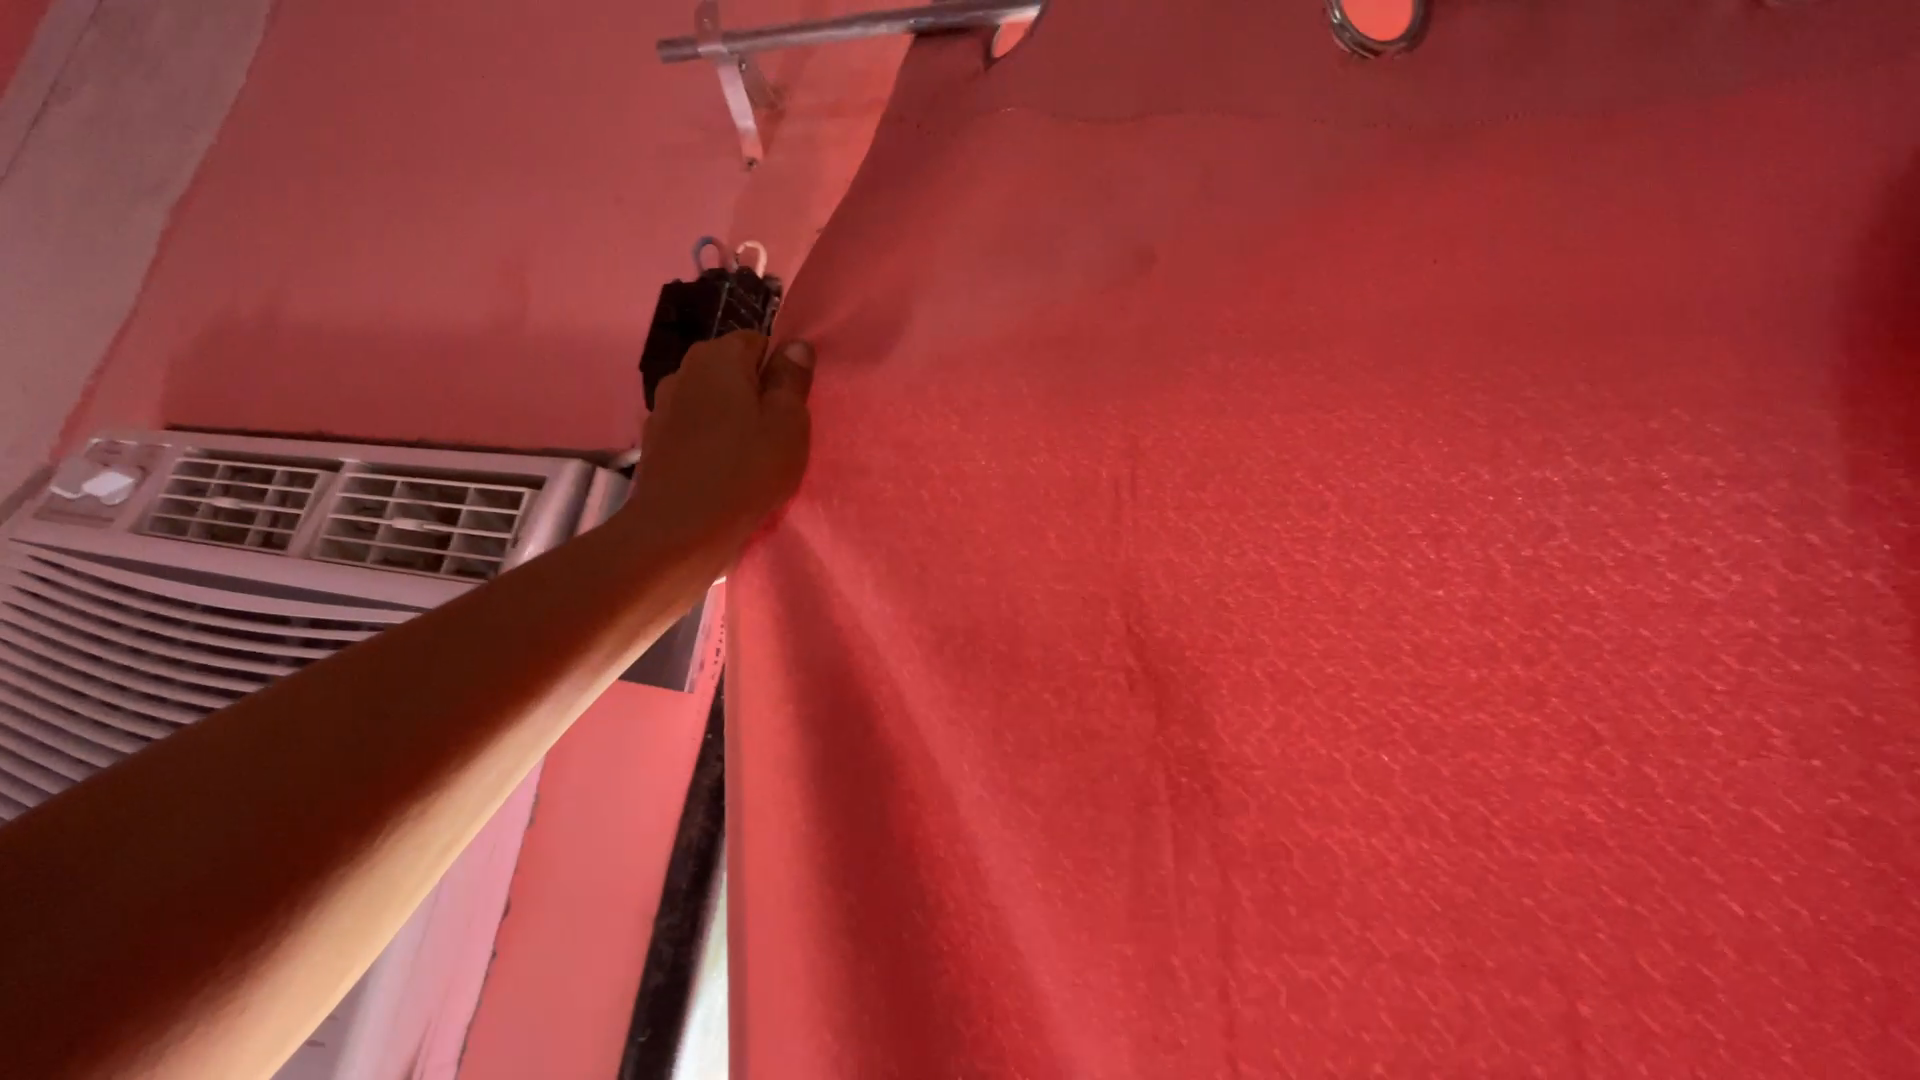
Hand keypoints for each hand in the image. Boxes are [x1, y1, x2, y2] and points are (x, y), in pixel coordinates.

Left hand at [627, 330, 814, 558]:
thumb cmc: (746, 470)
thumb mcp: (788, 424)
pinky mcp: (654, 444)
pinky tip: (721, 475)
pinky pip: (693, 433)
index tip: (791, 409)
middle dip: (755, 396)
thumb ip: (792, 380)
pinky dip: (709, 445)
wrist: (681, 531)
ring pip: (711, 404)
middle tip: (777, 436)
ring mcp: (663, 408)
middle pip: (731, 373)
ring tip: (749, 460)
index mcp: (717, 357)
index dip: (779, 373)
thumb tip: (795, 345)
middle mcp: (683, 372)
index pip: (757, 343)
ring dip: (731, 422)